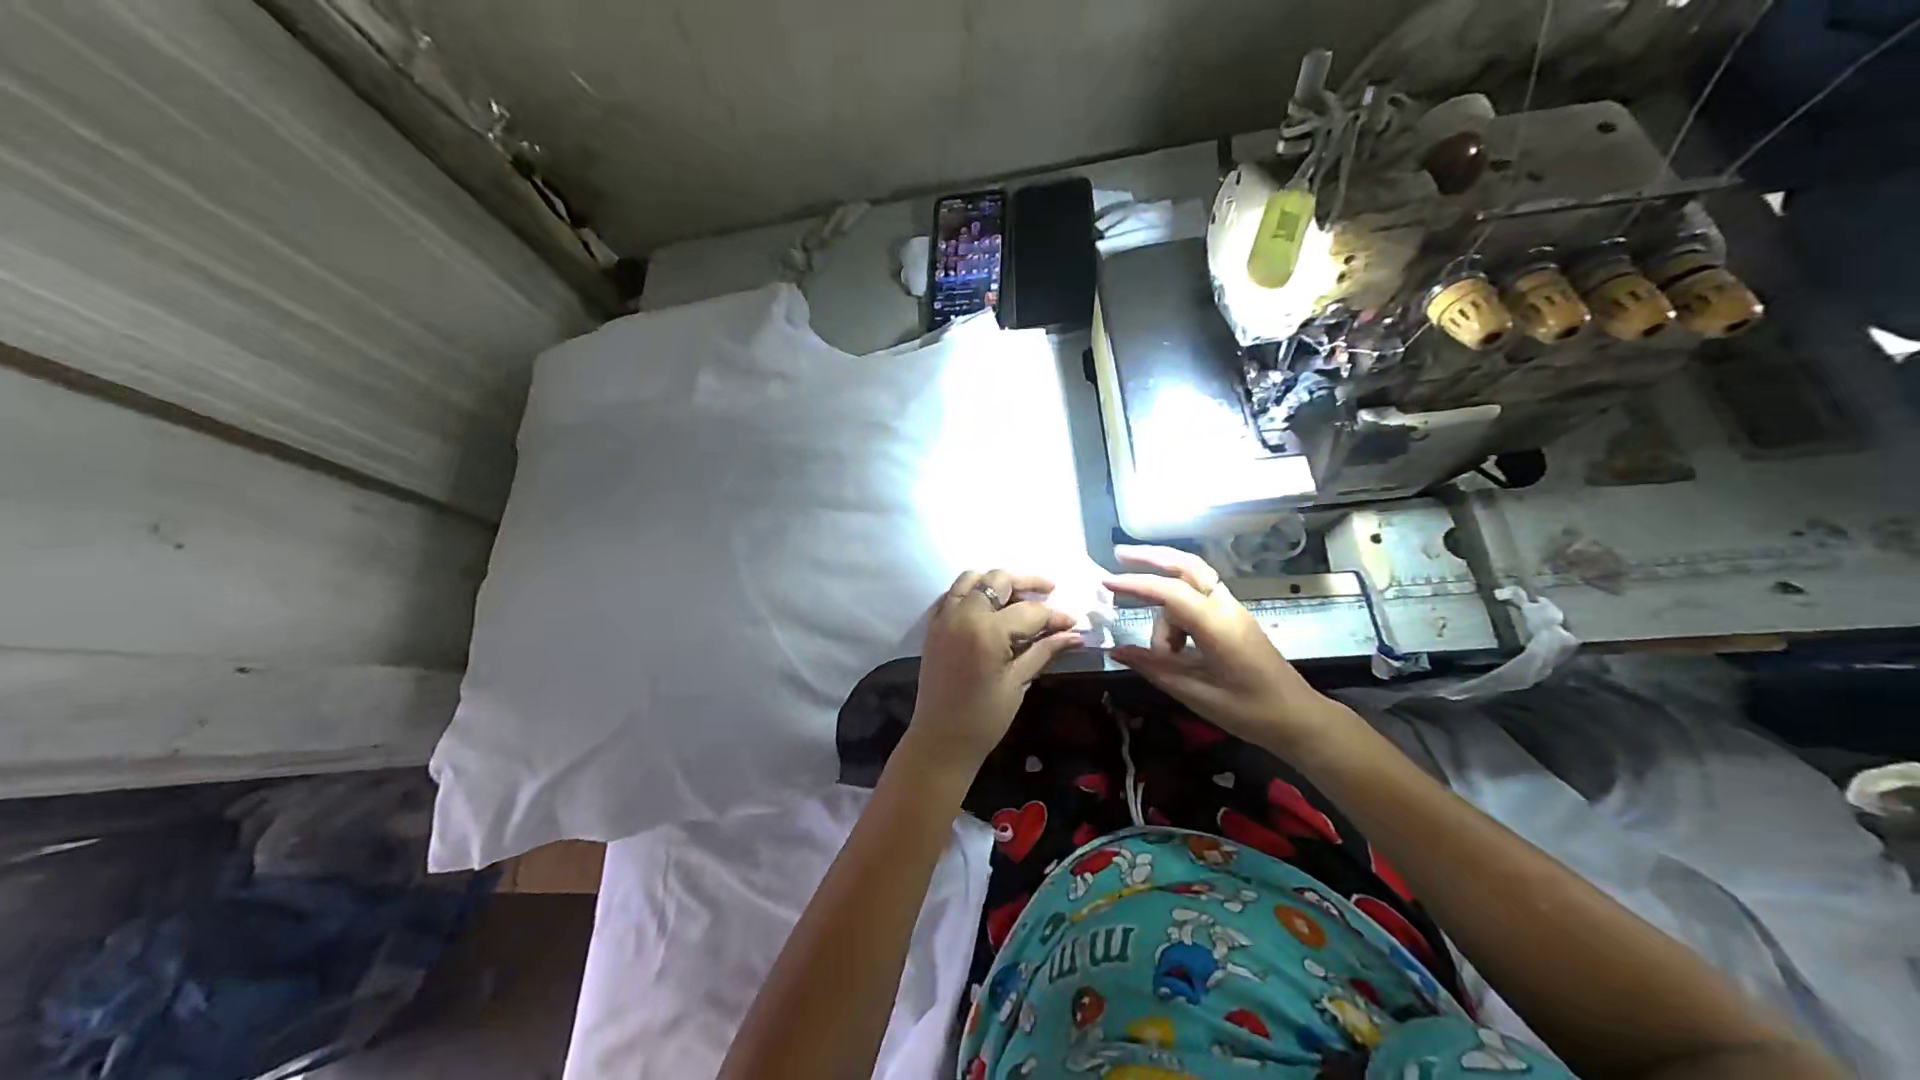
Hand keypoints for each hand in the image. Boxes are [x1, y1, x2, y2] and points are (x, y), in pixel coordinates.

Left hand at [906, 569, 1081, 775]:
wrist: (941, 739)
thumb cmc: (985, 718)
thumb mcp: (1018, 682)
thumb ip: (1044, 651)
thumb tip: (1074, 635)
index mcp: (987, 630)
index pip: (1029, 611)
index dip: (1055, 616)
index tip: (1073, 623)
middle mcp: (962, 614)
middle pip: (998, 580)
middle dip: (1026, 583)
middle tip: (1049, 591)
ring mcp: (944, 619)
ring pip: (970, 579)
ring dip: (995, 582)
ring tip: (1017, 596)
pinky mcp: (933, 628)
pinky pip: (950, 595)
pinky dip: (969, 592)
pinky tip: (987, 607)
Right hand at [1105, 545, 1350, 754]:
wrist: (1299, 718)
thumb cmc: (1251, 712)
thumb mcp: (1196, 694)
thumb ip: (1154, 668)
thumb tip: (1117, 651)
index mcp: (1218, 626)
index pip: (1171, 592)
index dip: (1136, 584)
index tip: (1106, 584)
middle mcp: (1226, 608)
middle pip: (1187, 565)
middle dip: (1152, 556)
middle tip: (1119, 555)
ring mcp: (1233, 611)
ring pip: (1189, 586)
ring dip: (1165, 608)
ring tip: (1160, 654)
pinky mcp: (1233, 619)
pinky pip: (1198, 600)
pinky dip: (1177, 609)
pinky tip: (1170, 641)